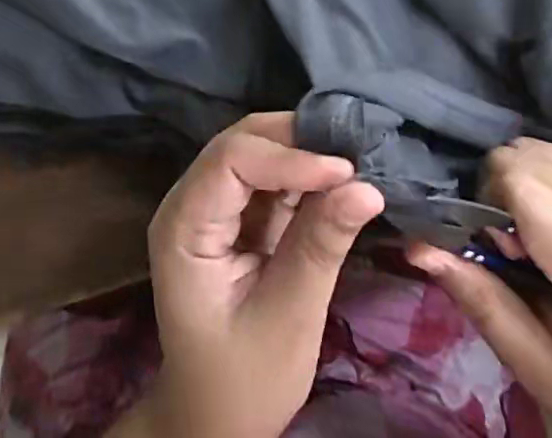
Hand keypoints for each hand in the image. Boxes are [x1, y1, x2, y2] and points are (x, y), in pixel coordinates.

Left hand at [113, 113, 385, 437]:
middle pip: (241, 143)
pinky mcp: (236, 214)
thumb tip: (367, 188)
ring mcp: (212, 205)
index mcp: (183, 227)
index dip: (288, 157)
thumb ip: (320, 247)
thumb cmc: (243, 381)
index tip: (345, 171)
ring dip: (306, 151)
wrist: (215, 416)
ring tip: (356, 162)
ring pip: (258, 149)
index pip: (230, 162)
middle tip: (356, 154)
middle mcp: (190, 202)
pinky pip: (272, 175)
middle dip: (298, 141)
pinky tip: (339, 180)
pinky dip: (306, 173)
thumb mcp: (288, 319)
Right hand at [406, 139, 551, 437]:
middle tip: (505, 242)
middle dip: (502, 187)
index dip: (486, 198)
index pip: (523, 185)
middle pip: (534, 160)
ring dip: (528, 180)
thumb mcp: (541, 370)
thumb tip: (417, 245)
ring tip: (533, 234)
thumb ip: (480, 299)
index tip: (485, 242)